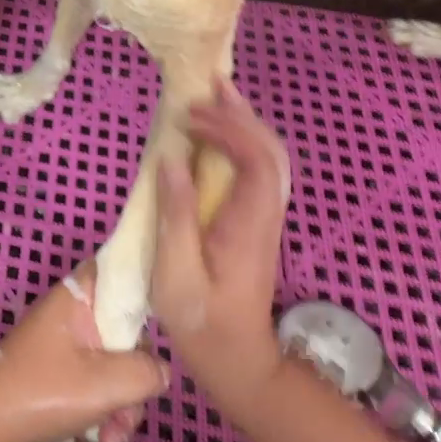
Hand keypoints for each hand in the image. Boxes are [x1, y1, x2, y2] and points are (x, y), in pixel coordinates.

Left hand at [0, 261, 170, 441]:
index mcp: (79, 296)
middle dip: (134, 378)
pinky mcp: (60, 369)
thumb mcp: (106, 383)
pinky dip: (103, 412)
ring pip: (113, 364)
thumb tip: (161, 369)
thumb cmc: (44, 390)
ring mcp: (66, 342)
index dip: (147, 285)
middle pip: (124, 331)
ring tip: (111, 439)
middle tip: (129, 411)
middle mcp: (73, 312)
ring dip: (121, 405)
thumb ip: (146, 371)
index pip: (120, 268)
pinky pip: (96, 384)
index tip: (170, 317)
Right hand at [150, 76, 292, 410]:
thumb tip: (170, 159)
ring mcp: (264, 218)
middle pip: (271, 151)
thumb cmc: (199, 319)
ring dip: (244, 122)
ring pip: (269, 158)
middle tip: (208, 82)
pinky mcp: (253, 221)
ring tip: (213, 93)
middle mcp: (265, 215)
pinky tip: (216, 131)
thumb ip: (175, 214)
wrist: (234, 359)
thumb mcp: (175, 272)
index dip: (228, 130)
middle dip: (242, 114)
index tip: (188, 118)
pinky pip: (257, 168)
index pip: (256, 162)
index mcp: (249, 225)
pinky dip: (240, 140)